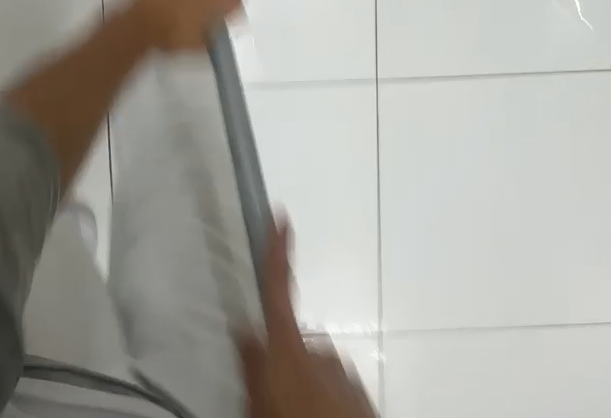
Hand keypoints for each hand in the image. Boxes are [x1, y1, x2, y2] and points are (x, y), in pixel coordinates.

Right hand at [237, 221, 378, 417]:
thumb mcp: (256, 404)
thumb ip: (252, 365)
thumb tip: (245, 330)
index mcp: (289, 347)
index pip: (278, 288)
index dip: (278, 250)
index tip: (282, 214)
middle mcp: (322, 351)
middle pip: (293, 344)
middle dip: (283, 365)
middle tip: (269, 402)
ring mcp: (346, 375)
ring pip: (316, 373)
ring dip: (306, 390)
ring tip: (293, 417)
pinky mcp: (365, 400)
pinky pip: (338, 393)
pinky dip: (327, 405)